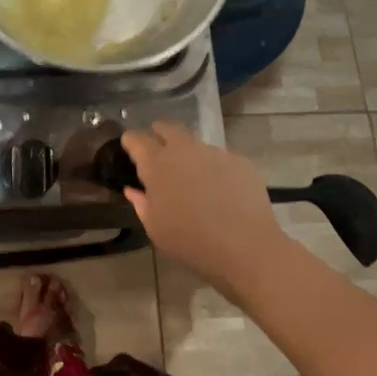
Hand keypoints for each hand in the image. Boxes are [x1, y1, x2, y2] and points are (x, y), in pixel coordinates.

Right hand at [121, 121, 292, 294]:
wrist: (246, 247)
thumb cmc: (190, 242)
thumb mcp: (155, 229)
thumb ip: (141, 203)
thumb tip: (133, 189)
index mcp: (156, 164)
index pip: (136, 139)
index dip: (130, 143)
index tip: (130, 152)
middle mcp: (184, 149)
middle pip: (166, 128)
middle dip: (159, 135)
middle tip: (159, 154)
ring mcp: (214, 152)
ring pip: (195, 143)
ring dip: (189, 154)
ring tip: (194, 179)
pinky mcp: (239, 160)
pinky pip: (220, 158)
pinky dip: (215, 168)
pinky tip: (221, 190)